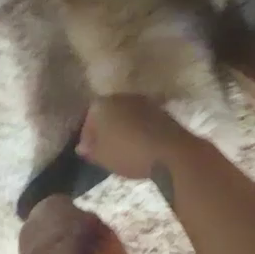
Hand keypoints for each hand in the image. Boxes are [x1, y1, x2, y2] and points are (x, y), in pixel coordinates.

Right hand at [77, 95, 199, 180]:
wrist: (172, 152)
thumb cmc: (129, 153)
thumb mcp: (102, 157)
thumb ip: (90, 150)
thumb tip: (82, 147)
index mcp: (102, 104)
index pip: (88, 118)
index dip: (87, 136)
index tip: (89, 152)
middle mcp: (122, 96)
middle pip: (109, 113)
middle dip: (106, 129)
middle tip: (105, 148)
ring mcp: (145, 101)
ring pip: (128, 115)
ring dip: (124, 129)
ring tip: (123, 148)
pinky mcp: (163, 111)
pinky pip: (144, 121)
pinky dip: (140, 131)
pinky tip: (141, 145)